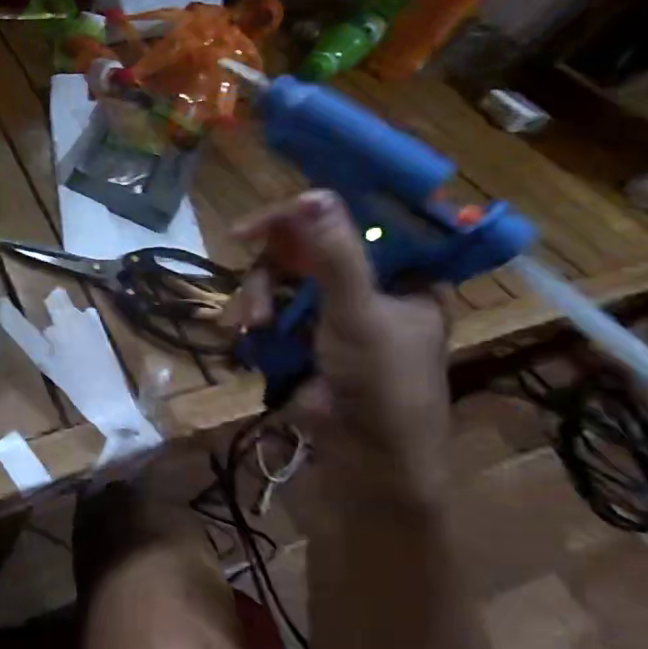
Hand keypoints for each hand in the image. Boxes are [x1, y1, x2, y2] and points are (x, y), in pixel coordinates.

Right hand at [233, 190, 450, 496]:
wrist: (364, 455)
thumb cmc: (381, 382)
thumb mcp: (357, 313)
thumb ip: (334, 256)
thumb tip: (312, 194)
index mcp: (402, 274)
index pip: (355, 223)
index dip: (310, 215)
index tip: (264, 222)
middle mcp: (367, 285)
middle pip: (306, 249)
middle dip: (271, 266)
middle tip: (247, 268)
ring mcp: (330, 310)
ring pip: (278, 278)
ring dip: (255, 297)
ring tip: (248, 325)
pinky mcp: (301, 334)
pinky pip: (267, 307)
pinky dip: (251, 318)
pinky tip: (245, 335)